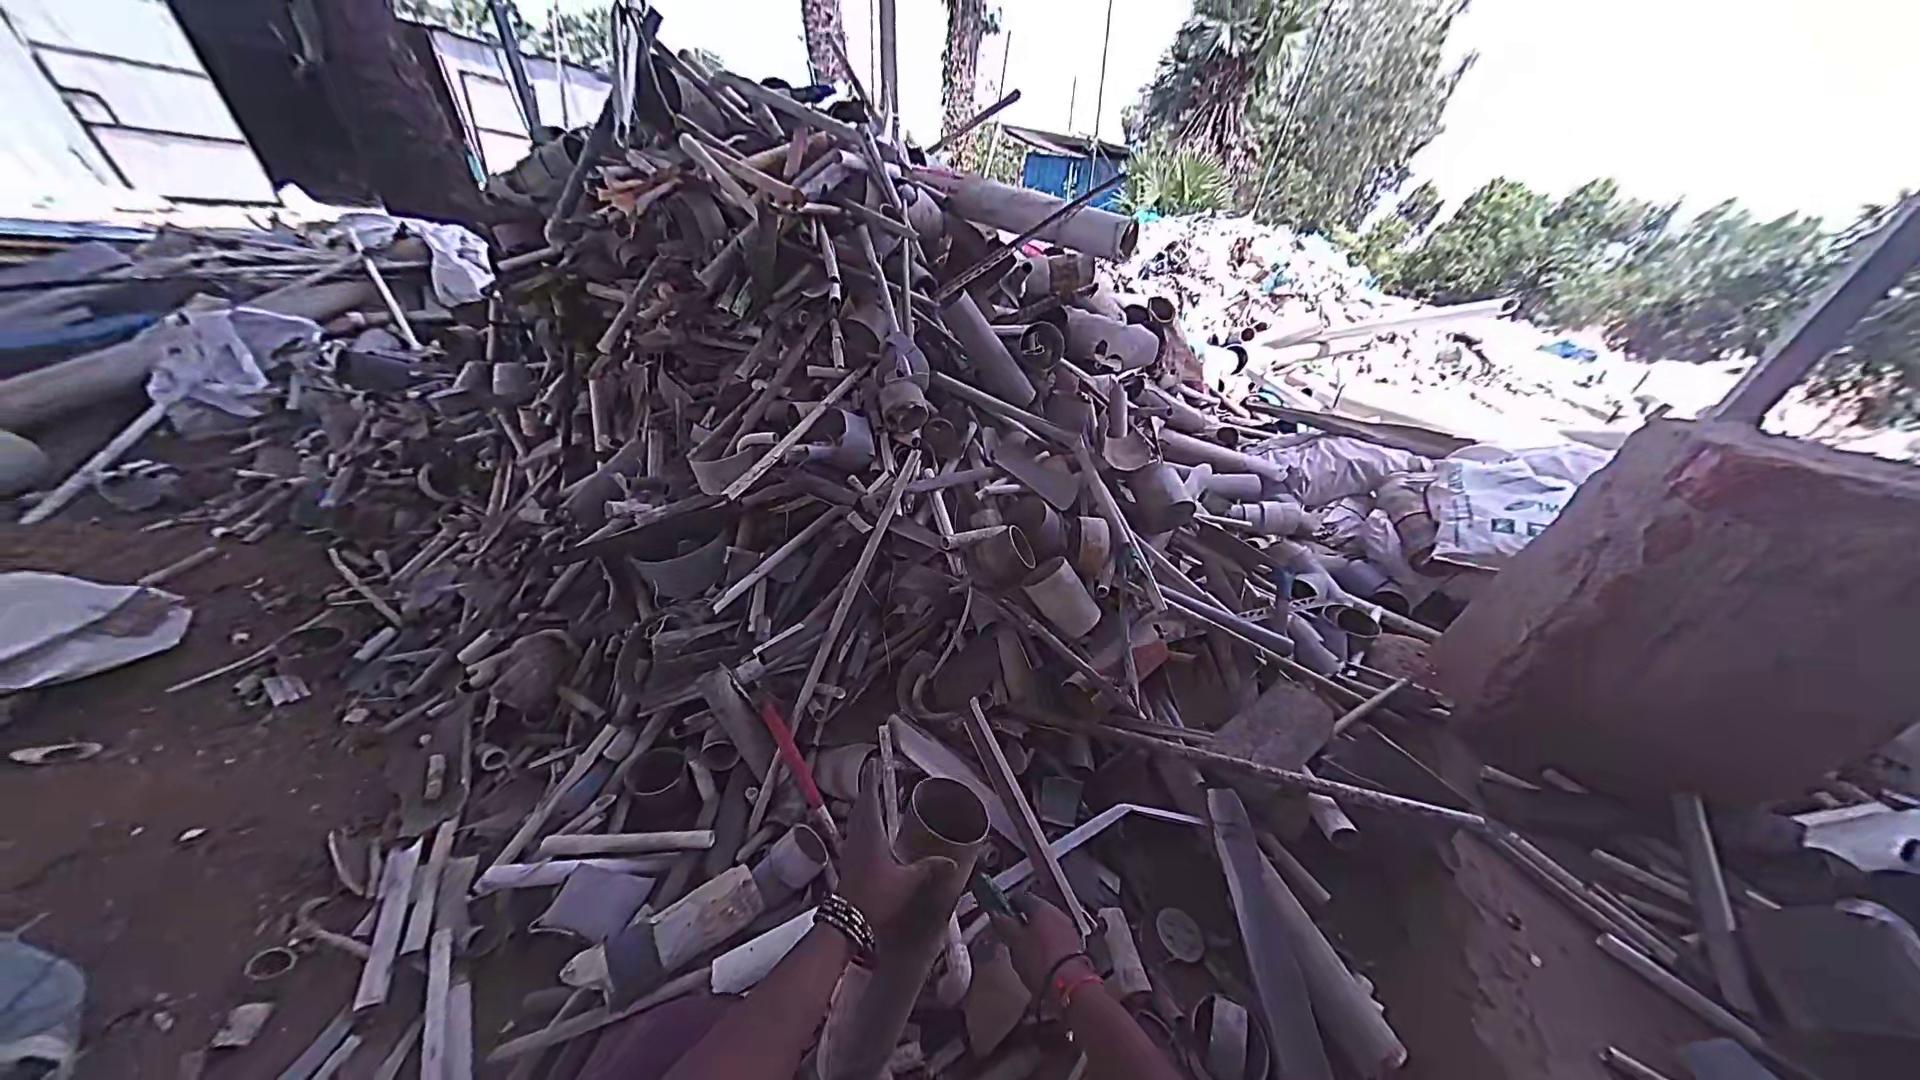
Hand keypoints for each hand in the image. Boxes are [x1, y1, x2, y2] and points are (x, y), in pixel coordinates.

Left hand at [835, 762, 955, 937]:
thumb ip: (928, 869)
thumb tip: (952, 862)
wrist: (846, 925)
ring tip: (875, 793)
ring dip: (866, 802)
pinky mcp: (849, 859)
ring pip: (857, 817)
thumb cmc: (874, 900)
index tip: (874, 762)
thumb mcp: (906, 883)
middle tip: (877, 772)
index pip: (869, 798)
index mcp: (870, 834)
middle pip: (862, 804)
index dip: (871, 779)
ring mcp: (851, 848)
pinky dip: (864, 819)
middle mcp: (857, 836)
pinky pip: (856, 829)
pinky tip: (873, 827)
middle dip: (869, 787)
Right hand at [990, 893, 1092, 994]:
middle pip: (1035, 911)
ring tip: (1024, 949)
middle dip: (1022, 921)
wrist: (1070, 985)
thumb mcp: (1015, 942)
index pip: (1020, 898)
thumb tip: (996, 913)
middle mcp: (1057, 912)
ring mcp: (1068, 928)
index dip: (1008, 905)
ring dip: (1035, 933)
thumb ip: (1004, 924)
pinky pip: (1055, 938)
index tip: (1000, 916)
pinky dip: (1046, 943)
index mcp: (1041, 906)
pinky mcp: (1075, 945)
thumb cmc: (1038, 960)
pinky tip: (1040, 957)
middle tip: (1011, 935)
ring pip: (1046, 925)